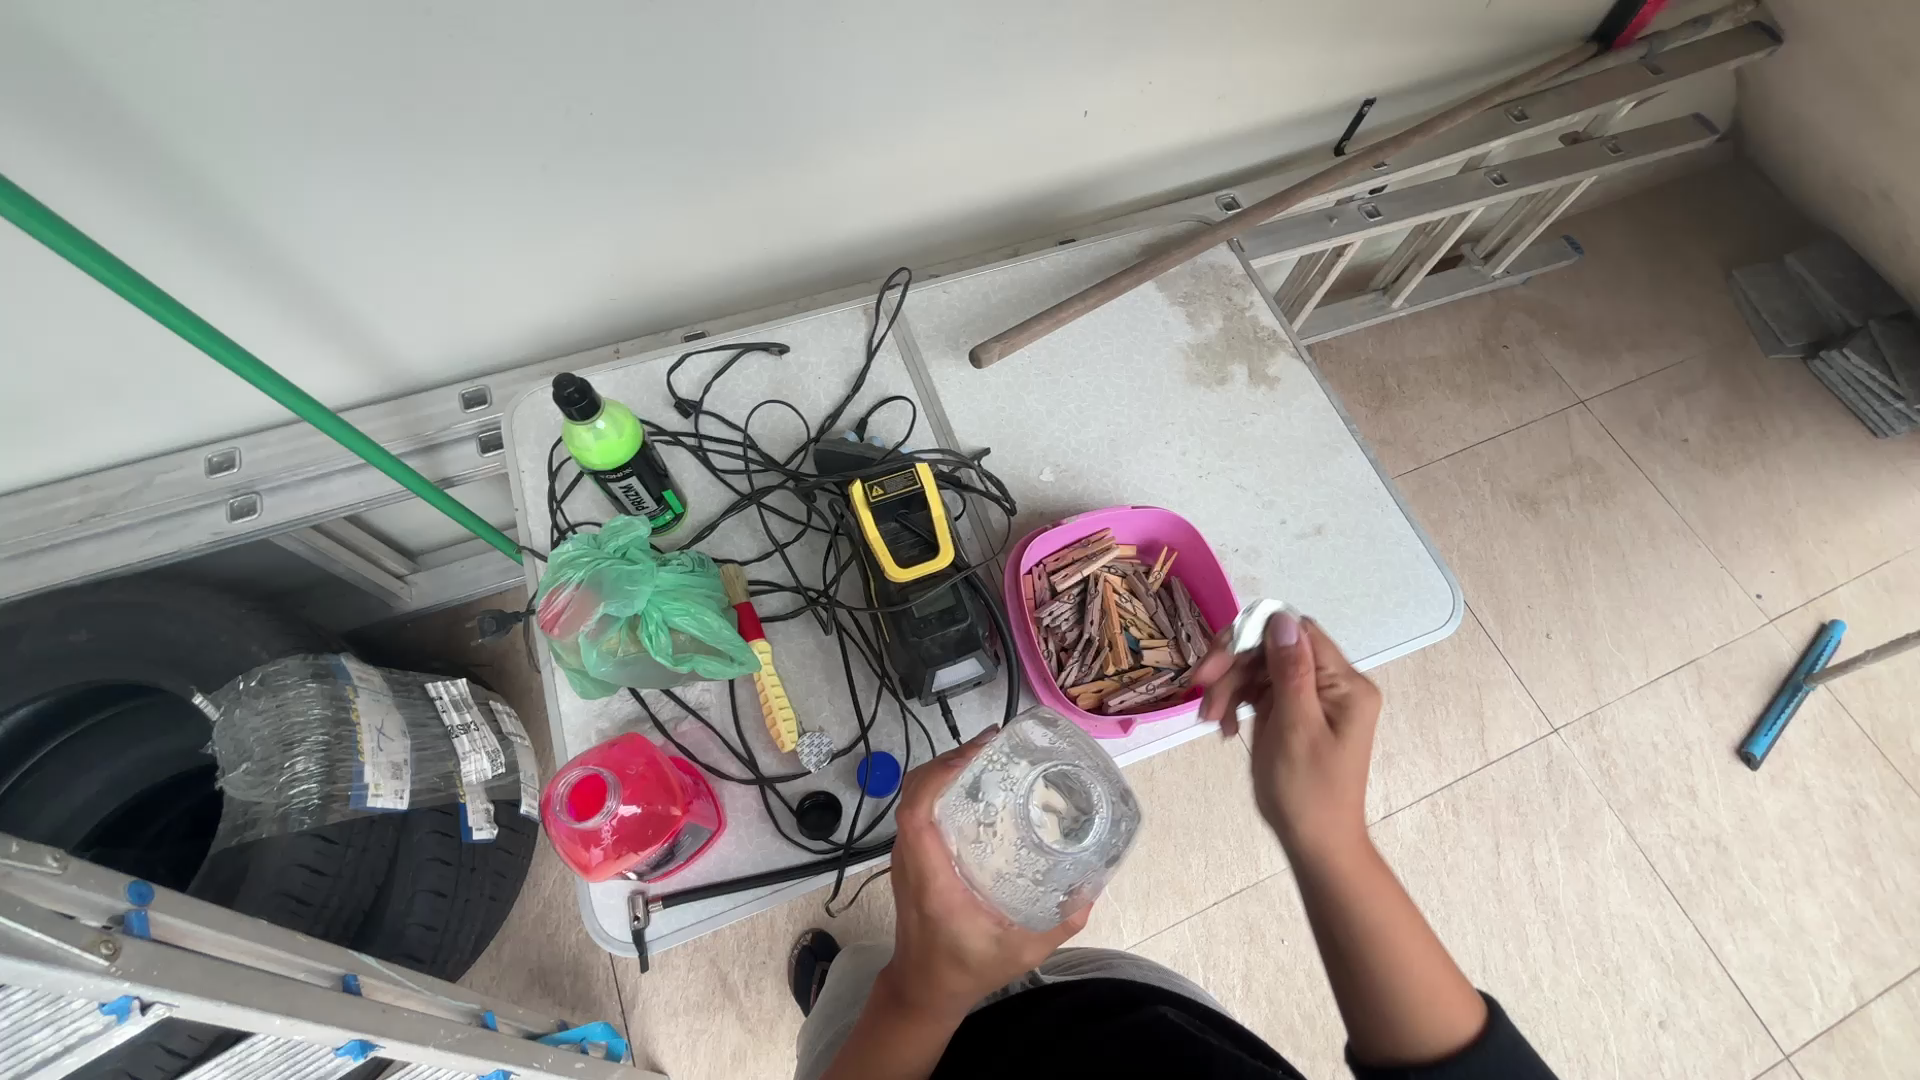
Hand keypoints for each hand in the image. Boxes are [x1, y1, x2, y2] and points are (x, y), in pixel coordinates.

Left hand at [877, 731, 1090, 1022]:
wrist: (922, 989)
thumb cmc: (966, 970)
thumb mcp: (1020, 952)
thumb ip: (1058, 924)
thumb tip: (1090, 890)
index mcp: (931, 878)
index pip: (917, 812)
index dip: (940, 775)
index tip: (976, 755)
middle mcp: (911, 858)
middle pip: (913, 791)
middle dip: (948, 760)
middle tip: (991, 745)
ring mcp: (906, 855)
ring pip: (913, 795)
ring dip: (943, 768)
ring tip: (985, 756)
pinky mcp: (910, 855)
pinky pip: (918, 807)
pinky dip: (939, 785)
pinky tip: (972, 783)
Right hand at [1194, 612, 1380, 859]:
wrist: (1315, 842)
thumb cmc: (1309, 791)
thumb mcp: (1297, 728)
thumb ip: (1291, 671)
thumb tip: (1281, 618)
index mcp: (1345, 683)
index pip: (1296, 633)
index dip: (1253, 635)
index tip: (1218, 661)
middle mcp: (1331, 682)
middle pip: (1271, 647)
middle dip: (1233, 665)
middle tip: (1200, 684)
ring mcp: (1310, 696)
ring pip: (1257, 667)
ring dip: (1228, 687)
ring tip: (1211, 720)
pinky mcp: (1290, 709)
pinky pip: (1256, 689)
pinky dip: (1235, 702)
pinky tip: (1225, 727)